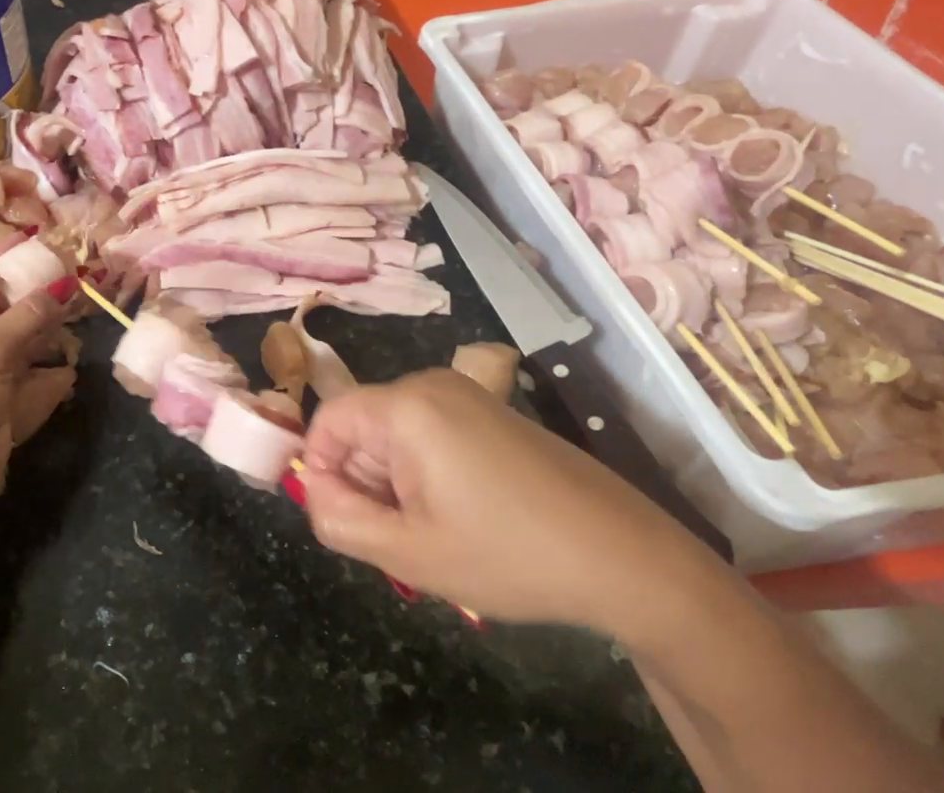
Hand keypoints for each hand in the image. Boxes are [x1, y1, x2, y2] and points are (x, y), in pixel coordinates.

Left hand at [0, 234, 73, 518]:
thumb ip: (28, 316)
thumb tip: (63, 285)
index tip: (31, 239)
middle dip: (27, 290)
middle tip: (64, 271)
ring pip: (9, 334)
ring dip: (39, 320)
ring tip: (74, 300)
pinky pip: (19, 364)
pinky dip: (41, 355)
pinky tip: (67, 348)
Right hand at [299, 369, 724, 636]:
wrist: (626, 558)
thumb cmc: (510, 555)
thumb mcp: (408, 553)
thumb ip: (339, 520)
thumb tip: (316, 492)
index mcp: (407, 406)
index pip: (326, 423)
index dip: (322, 475)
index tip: (352, 525)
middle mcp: (434, 385)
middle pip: (361, 429)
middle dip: (365, 484)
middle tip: (402, 539)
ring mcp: (469, 397)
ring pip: (394, 438)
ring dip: (396, 486)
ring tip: (437, 534)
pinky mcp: (494, 415)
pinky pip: (430, 438)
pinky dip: (427, 477)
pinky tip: (465, 520)